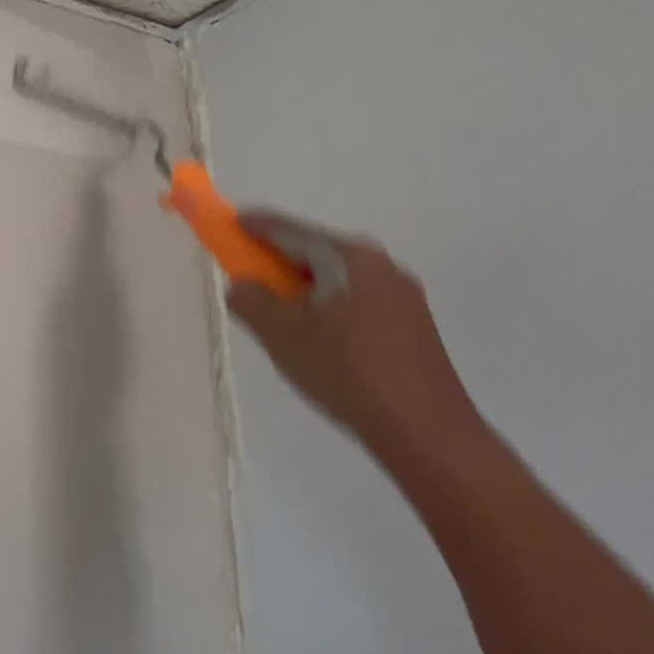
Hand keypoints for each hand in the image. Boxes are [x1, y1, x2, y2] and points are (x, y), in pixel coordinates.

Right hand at [225, 212, 477, 444]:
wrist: (425, 431)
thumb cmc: (344, 371)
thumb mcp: (279, 334)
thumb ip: (249, 299)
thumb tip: (243, 284)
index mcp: (347, 258)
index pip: (289, 230)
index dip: (252, 225)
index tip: (228, 222)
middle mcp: (380, 265)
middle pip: (315, 251)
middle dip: (278, 259)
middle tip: (248, 275)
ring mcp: (402, 294)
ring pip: (336, 278)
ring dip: (303, 286)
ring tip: (280, 315)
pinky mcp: (413, 323)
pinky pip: (356, 299)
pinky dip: (328, 304)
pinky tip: (317, 336)